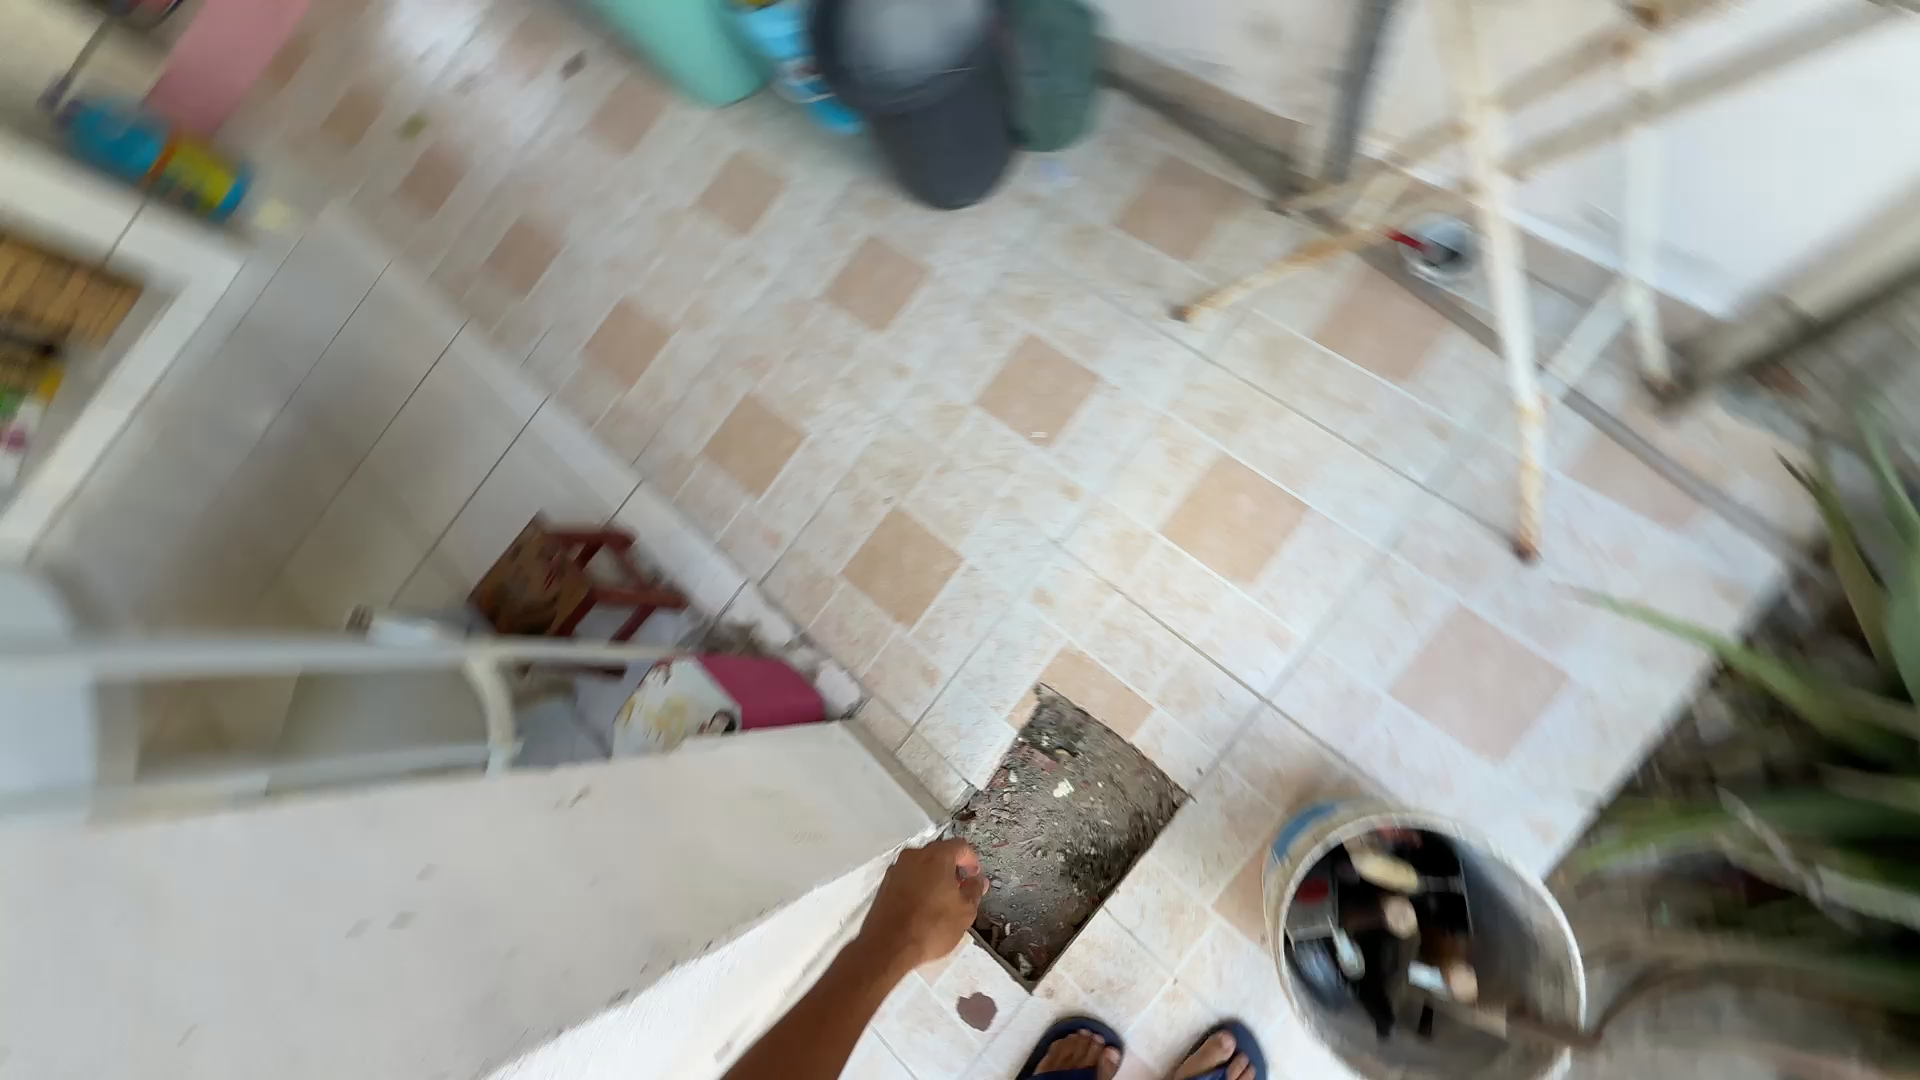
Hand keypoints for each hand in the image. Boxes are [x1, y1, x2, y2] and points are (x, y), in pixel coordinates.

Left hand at [855, 838, 988, 972]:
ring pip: (922, 865)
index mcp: (937, 856)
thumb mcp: (964, 912)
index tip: (974, 876)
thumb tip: (978, 880)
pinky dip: (919, 885)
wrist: (887, 946)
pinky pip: (908, 877)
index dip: (971, 860)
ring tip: (942, 901)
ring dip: (934, 877)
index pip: (960, 846)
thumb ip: (974, 890)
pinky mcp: (885, 884)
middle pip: (939, 853)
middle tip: (960, 889)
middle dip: (952, 868)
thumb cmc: (930, 927)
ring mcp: (897, 868)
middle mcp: (915, 855)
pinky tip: (923, 906)